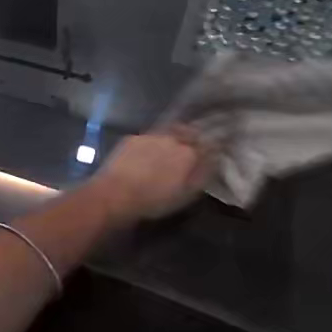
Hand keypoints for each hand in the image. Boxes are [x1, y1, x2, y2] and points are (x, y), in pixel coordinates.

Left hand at [85, 128, 217, 223]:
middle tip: (193, 146)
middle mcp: (171, 139)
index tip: (214, 149)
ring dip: (173, 137)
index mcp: (189, 154)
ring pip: (168, 132)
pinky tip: (148, 152)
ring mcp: (150, 136)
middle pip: (188, 132)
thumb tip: (213, 160)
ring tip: (170, 149)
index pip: (209, 144)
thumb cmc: (155, 199)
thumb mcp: (186, 194)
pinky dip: (153, 142)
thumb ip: (202, 174)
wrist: (116, 193)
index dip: (212, 146)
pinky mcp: (131, 138)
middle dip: (193, 137)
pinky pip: (149, 136)